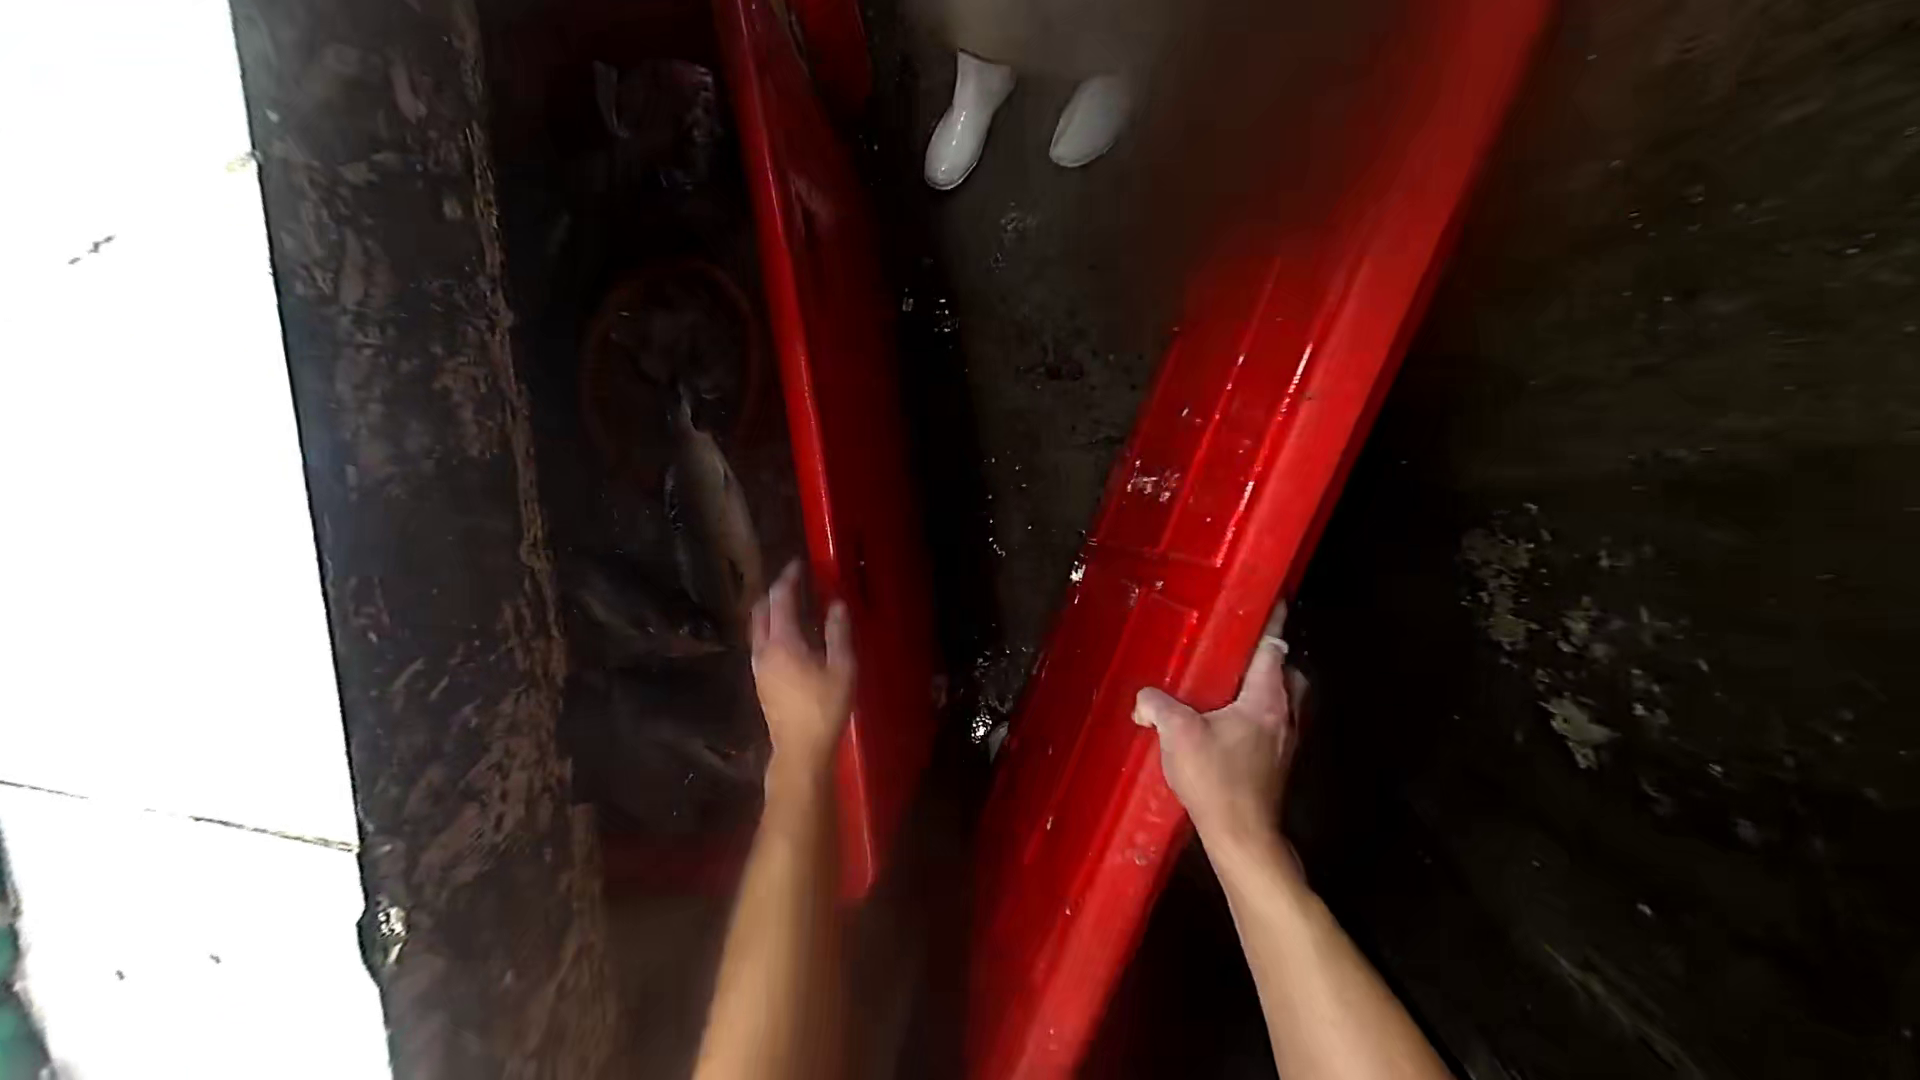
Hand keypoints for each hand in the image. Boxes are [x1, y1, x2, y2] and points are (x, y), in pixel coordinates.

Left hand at [750, 561, 854, 780]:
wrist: (800, 750)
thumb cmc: (824, 708)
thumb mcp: (842, 668)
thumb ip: (838, 632)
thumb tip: (836, 604)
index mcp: (782, 642)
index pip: (780, 600)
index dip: (788, 579)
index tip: (798, 564)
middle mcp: (763, 650)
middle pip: (761, 610)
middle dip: (774, 592)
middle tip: (793, 580)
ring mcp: (758, 666)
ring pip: (757, 627)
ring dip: (770, 609)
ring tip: (791, 602)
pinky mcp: (760, 680)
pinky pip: (760, 641)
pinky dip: (771, 627)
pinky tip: (788, 633)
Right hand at [1134, 604, 1304, 857]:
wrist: (1242, 836)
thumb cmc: (1217, 779)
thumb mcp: (1177, 733)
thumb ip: (1156, 705)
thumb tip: (1144, 701)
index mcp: (1266, 699)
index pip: (1273, 648)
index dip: (1271, 622)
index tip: (1271, 598)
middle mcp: (1285, 715)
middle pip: (1289, 674)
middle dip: (1272, 657)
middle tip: (1241, 650)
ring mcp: (1285, 741)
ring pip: (1284, 700)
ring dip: (1266, 687)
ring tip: (1231, 684)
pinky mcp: (1277, 762)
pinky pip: (1273, 722)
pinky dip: (1257, 711)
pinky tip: (1227, 721)